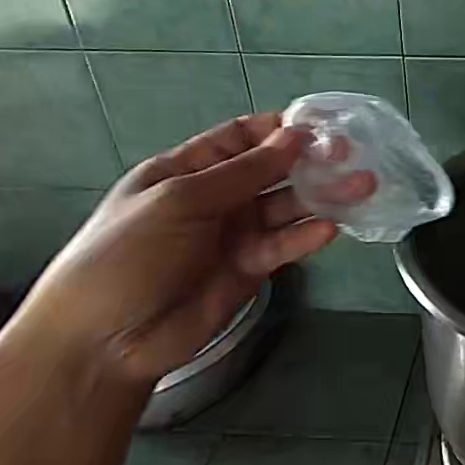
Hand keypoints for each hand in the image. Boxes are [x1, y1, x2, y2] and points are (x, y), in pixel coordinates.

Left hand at [13, 114, 367, 386]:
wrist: (104, 340)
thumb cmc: (128, 254)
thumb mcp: (180, 200)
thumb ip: (242, 171)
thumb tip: (294, 136)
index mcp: (188, 169)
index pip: (241, 137)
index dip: (278, 128)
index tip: (319, 125)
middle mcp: (216, 197)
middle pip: (271, 170)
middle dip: (309, 160)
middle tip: (351, 154)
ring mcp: (234, 234)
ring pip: (285, 207)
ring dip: (321, 197)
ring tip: (361, 186)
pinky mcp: (249, 270)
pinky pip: (283, 245)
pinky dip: (305, 236)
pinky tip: (329, 229)